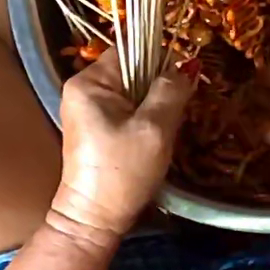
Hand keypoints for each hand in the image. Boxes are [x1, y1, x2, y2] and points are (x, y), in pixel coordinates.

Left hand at [50, 50, 193, 243]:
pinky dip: (144, 119)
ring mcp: (86, 109)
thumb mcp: (154, 129)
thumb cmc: (122, 173)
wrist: (93, 219)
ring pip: (133, 91)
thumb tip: (187, 64)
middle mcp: (82, 89)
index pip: (131, 49)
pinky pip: (127, 110)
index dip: (160, 59)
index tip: (181, 83)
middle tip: (173, 114)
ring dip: (154, 106)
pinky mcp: (95, 128)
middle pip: (133, 69)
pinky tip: (153, 139)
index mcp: (89, 82)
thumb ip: (171, 91)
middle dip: (158, 88)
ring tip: (164, 130)